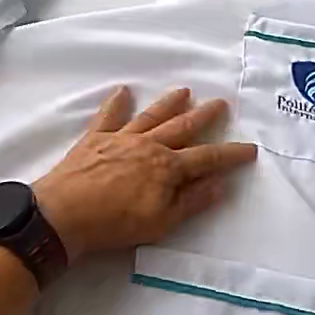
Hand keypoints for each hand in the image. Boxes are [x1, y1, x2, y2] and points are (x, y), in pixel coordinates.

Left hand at [33, 86, 256, 258]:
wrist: (64, 214)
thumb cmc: (115, 224)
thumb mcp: (161, 222)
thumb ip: (191, 201)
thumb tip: (219, 184)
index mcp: (168, 167)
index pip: (207, 158)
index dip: (230, 154)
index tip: (250, 148)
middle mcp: (148, 146)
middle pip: (182, 127)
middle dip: (204, 116)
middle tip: (220, 103)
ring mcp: (120, 139)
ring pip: (151, 116)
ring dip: (169, 104)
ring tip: (183, 91)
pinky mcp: (94, 140)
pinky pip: (108, 116)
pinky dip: (116, 103)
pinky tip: (122, 91)